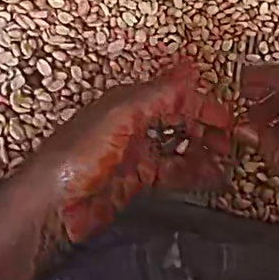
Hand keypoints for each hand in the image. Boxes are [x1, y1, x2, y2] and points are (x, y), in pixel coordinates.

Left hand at [1, 63, 234, 244]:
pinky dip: (192, 174)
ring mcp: (134, 154)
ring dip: (202, 152)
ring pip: (178, 147)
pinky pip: (171, 173)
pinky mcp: (134, 182)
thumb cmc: (74, 158)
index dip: (203, 106)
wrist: (50, 208)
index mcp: (127, 103)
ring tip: (224, 162)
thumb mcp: (119, 117)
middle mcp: (132, 125)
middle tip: (229, 143)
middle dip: (206, 128)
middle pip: (179, 120)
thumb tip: (189, 71)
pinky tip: (208, 178)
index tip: (228, 121)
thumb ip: (157, 95)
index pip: (175, 96)